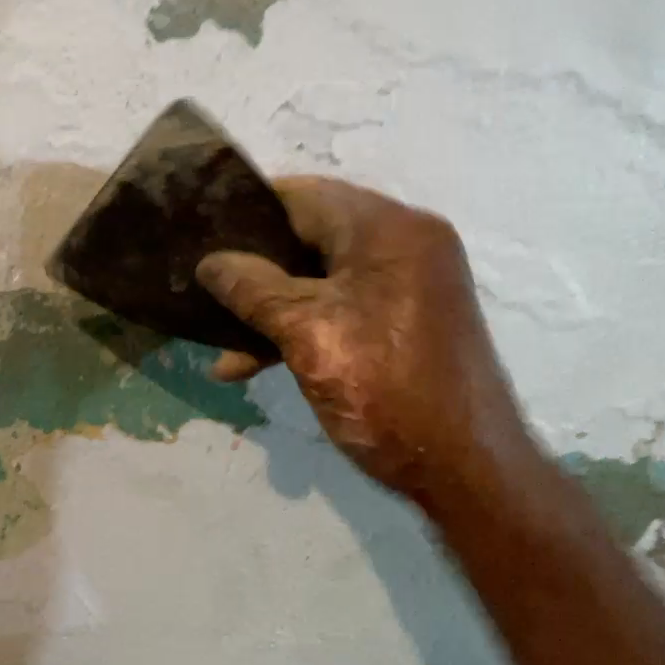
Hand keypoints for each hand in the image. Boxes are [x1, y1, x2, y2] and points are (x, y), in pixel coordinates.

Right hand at [196, 176, 534, 510]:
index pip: (302, 194)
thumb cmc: (385, 390)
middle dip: (251, 264)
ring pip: (317, 275)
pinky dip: (297, 326)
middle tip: (201, 282)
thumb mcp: (305, 334)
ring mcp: (406, 283)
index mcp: (389, 230)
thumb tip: (209, 262)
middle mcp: (404, 243)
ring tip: (219, 340)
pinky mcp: (402, 319)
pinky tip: (250, 362)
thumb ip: (252, 289)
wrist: (466, 470)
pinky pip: (337, 305)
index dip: (246, 208)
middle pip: (308, 233)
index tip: (197, 229)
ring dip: (268, 305)